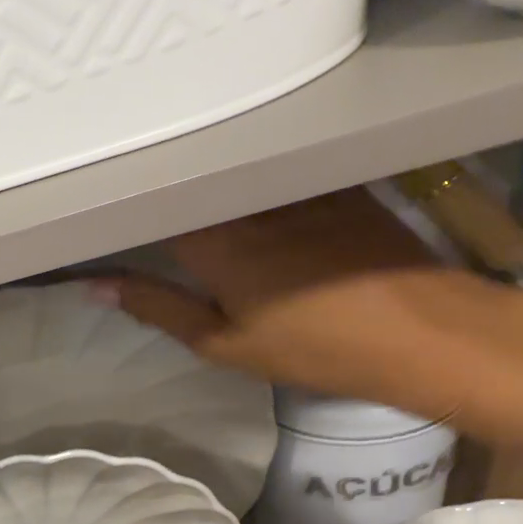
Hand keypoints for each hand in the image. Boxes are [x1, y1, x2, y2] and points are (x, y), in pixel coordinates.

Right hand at [91, 187, 522, 420]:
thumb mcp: (222, 343)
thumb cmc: (314, 348)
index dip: (125, 211)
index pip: (153, 207)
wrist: (427, 331)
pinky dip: (253, 184)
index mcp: (215, 242)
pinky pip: (278, 175)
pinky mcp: (336, 185)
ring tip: (186, 199)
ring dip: (206, 188)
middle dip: (163, 195)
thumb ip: (157, 308)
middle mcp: (251, 202)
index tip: (103, 221)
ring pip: (234, 177)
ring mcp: (298, 189)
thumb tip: (95, 285)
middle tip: (137, 209)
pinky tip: (249, 198)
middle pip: (192, 185)